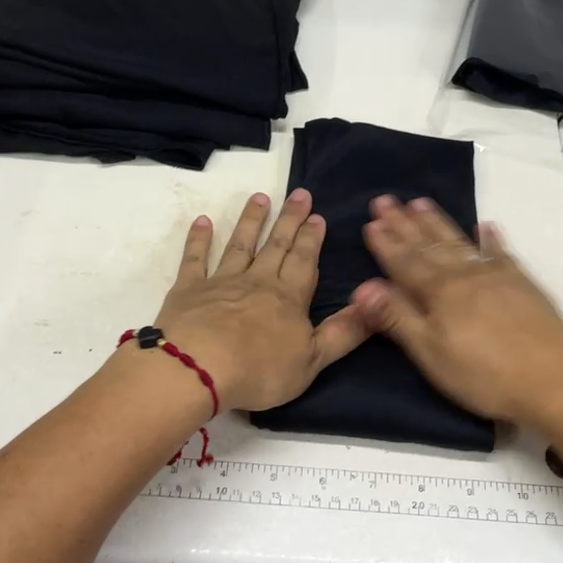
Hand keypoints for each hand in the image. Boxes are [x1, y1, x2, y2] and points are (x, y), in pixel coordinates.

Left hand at [150, 189, 369, 411]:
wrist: (198, 368)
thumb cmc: (259, 370)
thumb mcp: (312, 361)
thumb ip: (342, 334)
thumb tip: (373, 307)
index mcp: (289, 298)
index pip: (305, 261)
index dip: (312, 238)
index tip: (317, 215)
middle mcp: (258, 281)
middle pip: (277, 245)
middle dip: (290, 220)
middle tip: (299, 193)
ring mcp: (221, 282)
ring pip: (240, 245)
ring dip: (251, 221)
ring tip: (260, 198)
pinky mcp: (189, 290)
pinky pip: (195, 259)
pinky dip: (198, 240)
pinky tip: (202, 222)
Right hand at [352, 196, 562, 424]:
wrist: (555, 379)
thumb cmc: (485, 375)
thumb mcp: (431, 353)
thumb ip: (398, 318)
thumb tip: (363, 287)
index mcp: (439, 293)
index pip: (405, 263)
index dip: (386, 244)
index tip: (371, 221)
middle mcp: (465, 276)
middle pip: (429, 245)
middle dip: (404, 224)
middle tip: (385, 199)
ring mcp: (497, 276)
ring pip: (460, 242)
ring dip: (438, 223)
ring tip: (421, 202)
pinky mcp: (524, 284)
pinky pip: (502, 253)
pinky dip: (491, 238)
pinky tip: (486, 226)